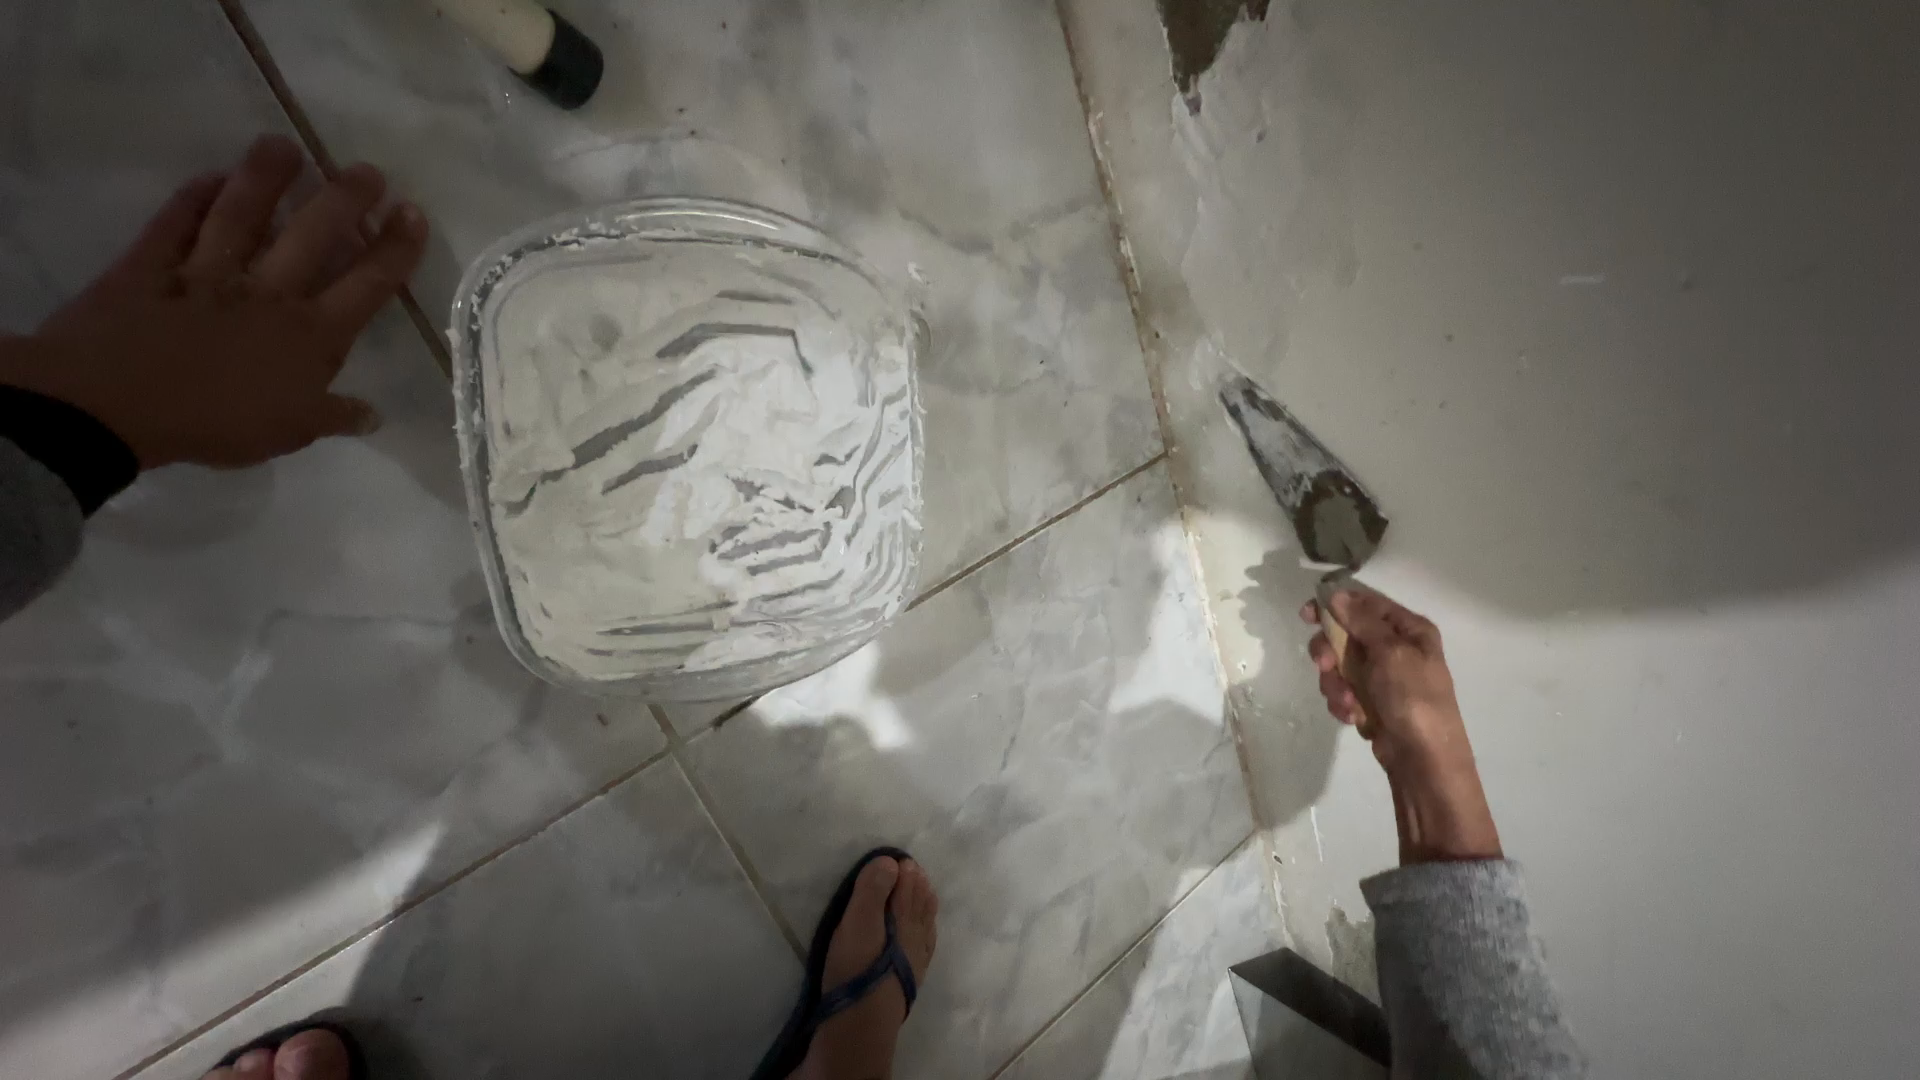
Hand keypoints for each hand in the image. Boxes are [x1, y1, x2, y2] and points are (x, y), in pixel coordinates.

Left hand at [2, 134, 428, 469]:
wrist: (111, 408)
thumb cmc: (220, 421)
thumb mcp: (295, 430)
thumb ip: (337, 415)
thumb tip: (373, 415)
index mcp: (314, 334)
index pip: (369, 284)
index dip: (395, 248)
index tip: (413, 213)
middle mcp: (270, 294)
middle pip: (314, 237)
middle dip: (344, 200)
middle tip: (366, 170)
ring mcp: (208, 275)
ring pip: (243, 218)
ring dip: (266, 179)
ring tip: (284, 145)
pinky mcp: (149, 268)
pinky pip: (174, 225)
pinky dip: (193, 199)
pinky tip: (211, 178)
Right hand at [1301, 587, 1501, 862]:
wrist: (1423, 760)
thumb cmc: (1414, 700)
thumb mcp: (1391, 653)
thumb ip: (1362, 621)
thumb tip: (1336, 594)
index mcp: (1409, 630)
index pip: (1365, 603)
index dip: (1334, 604)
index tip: (1306, 615)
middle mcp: (1394, 647)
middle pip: (1343, 633)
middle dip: (1329, 652)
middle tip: (1324, 666)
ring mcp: (1380, 675)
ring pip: (1336, 663)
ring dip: (1334, 683)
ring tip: (1347, 703)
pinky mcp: (1368, 699)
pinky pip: (1340, 688)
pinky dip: (1341, 701)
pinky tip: (1352, 716)